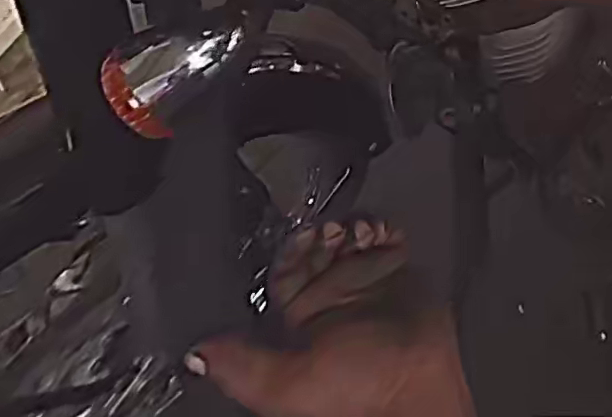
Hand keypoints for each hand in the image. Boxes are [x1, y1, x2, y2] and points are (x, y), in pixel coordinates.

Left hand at [189, 220, 471, 416]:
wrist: (418, 371)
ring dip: (351, 225)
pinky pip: (385, 234)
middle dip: (322, 233)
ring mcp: (367, 278)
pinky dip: (379, 224)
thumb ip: (242, 366)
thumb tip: (193, 354)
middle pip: (318, 248)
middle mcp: (331, 296)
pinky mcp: (398, 264)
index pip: (285, 273)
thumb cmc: (354, 383)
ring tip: (358, 231)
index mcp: (301, 322)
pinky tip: (376, 230)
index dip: (290, 252)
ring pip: (349, 236)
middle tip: (332, 229)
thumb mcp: (288, 385)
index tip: (302, 236)